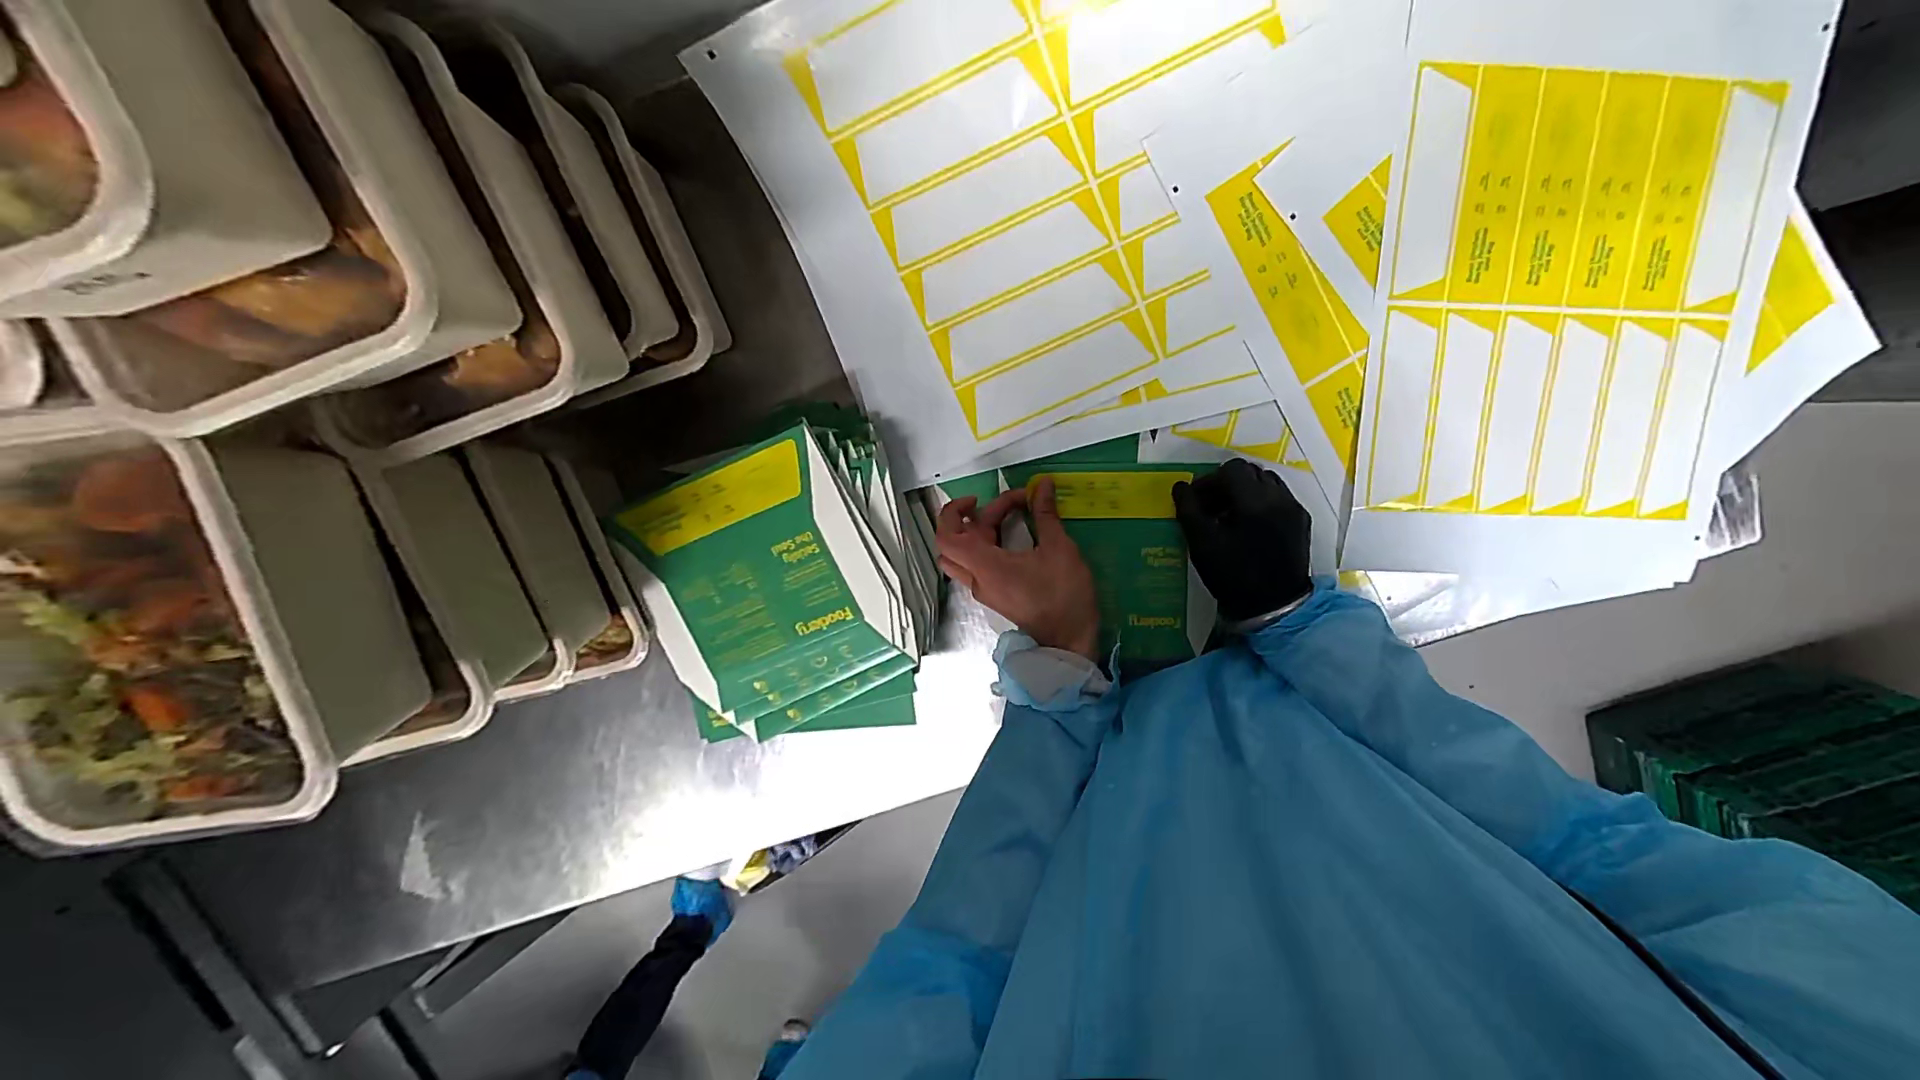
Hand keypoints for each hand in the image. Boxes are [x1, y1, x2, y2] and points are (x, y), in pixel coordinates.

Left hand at [937, 479, 1099, 660]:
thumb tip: (1042, 484)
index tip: (978, 499)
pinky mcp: (995, 596)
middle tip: (1003, 508)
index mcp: (985, 566)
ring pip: (965, 556)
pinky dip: (989, 547)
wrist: (1070, 642)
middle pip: (954, 544)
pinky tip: (1016, 539)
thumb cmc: (1063, 595)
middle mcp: (976, 579)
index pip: (946, 537)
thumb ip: (1045, 514)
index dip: (953, 512)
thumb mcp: (1059, 549)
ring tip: (1009, 519)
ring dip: (980, 533)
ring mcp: (984, 590)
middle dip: (973, 518)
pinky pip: (979, 567)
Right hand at [1172, 458, 1311, 623]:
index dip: (1209, 480)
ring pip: (1267, 483)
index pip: (1231, 470)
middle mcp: (1279, 497)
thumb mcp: (1202, 543)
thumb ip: (1188, 510)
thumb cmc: (1233, 575)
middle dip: (1226, 483)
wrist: (1273, 607)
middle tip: (1209, 506)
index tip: (1196, 500)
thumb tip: (1180, 486)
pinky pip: (1279, 498)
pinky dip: (1260, 502)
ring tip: (1228, 516)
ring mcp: (1294, 509)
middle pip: (1250, 472)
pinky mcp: (1301, 522)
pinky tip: (1247, 526)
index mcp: (1255, 500)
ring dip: (1244, 491)